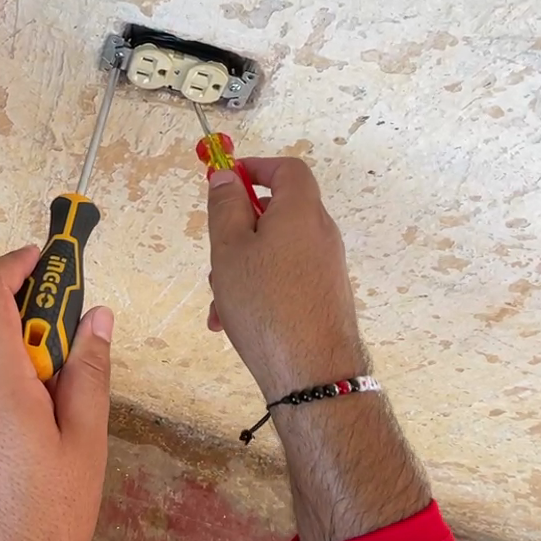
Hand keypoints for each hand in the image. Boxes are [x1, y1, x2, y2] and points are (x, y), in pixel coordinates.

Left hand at [0, 247, 114, 540]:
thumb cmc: (41, 519)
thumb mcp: (83, 446)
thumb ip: (88, 373)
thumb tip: (96, 317)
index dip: (13, 263)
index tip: (46, 258)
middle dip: (18, 300)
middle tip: (65, 322)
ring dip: (7, 338)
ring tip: (54, 377)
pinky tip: (26, 415)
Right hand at [206, 158, 365, 399]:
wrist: (312, 373)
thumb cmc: (264, 302)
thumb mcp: (229, 248)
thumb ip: (225, 206)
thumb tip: (227, 176)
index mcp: (301, 212)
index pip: (287, 169)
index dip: (256, 166)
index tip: (225, 180)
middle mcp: (320, 234)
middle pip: (275, 212)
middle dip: (238, 229)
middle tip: (215, 256)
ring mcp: (325, 267)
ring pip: (273, 249)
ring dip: (241, 266)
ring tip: (220, 301)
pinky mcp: (323, 295)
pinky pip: (283, 276)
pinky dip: (257, 287)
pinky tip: (232, 320)